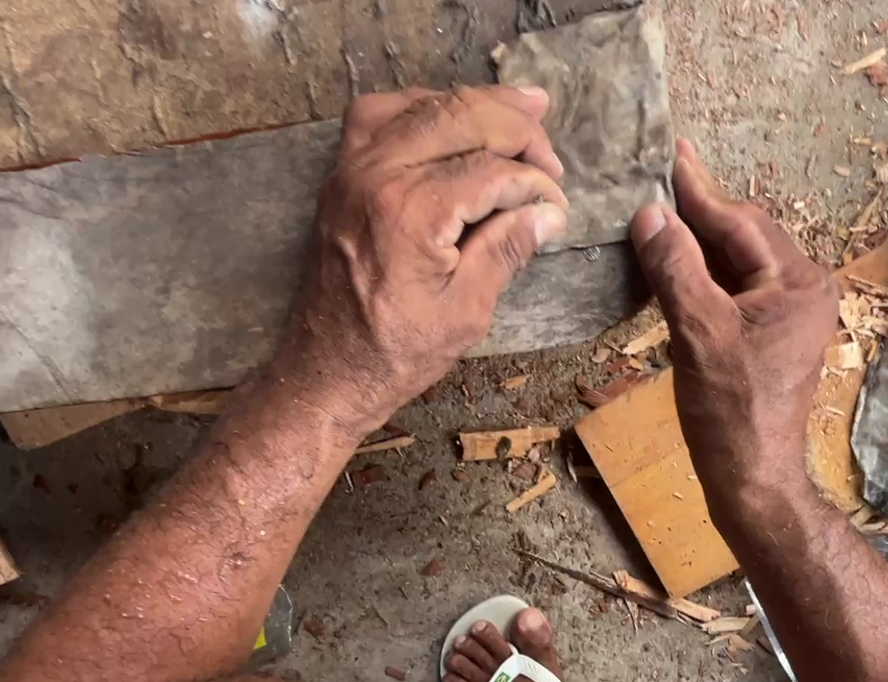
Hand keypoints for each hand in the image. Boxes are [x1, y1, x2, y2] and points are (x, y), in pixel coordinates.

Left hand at [279, 86, 570, 436]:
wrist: (329, 371)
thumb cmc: (397, 353)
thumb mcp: (466, 313)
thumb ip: (506, 251)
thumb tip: (549, 213)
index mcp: (412, 213)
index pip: (492, 171)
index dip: (534, 183)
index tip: (558, 205)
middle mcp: (377, 175)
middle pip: (460, 118)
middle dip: (516, 128)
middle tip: (550, 154)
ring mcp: (351, 171)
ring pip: (422, 105)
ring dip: (476, 106)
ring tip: (521, 113)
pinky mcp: (340, 177)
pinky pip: (380, 115)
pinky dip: (423, 108)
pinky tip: (452, 120)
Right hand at [629, 139, 838, 515]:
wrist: (750, 475)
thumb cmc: (729, 411)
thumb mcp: (698, 334)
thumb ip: (675, 269)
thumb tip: (649, 213)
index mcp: (799, 282)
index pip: (741, 223)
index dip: (699, 193)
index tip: (670, 155)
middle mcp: (803, 291)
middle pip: (743, 238)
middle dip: (698, 216)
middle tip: (655, 184)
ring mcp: (789, 316)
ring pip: (737, 266)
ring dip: (696, 248)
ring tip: (657, 220)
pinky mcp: (771, 338)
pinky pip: (735, 292)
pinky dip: (703, 279)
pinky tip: (673, 270)